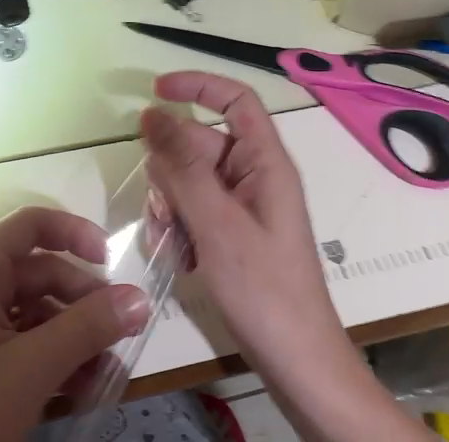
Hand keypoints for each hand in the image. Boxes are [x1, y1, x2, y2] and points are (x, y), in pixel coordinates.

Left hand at [0, 206, 149, 441]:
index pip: (28, 225)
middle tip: (124, 331)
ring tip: (111, 371)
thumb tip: (140, 297)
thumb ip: (87, 329)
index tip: (110, 259)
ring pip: (39, 312)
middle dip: (83, 300)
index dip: (72, 231)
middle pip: (40, 271)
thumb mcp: (32, 368)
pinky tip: (88, 388)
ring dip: (77, 336)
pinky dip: (59, 359)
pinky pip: (29, 343)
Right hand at [139, 71, 349, 386]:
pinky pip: (192, 209)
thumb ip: (182, 166)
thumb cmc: (264, 289)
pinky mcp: (232, 233)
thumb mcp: (217, 224)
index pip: (235, 99)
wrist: (297, 361)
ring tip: (173, 244)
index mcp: (265, 162)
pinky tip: (181, 259)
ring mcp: (242, 205)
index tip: (154, 93)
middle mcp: (254, 175)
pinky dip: (178, 227)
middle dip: (170, 172)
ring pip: (187, 179)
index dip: (197, 86)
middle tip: (163, 212)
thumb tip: (151, 113)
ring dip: (170, 205)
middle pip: (198, 144)